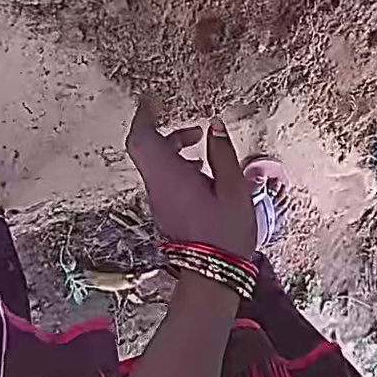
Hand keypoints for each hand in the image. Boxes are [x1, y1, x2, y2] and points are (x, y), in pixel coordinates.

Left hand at [125, 98, 254, 258]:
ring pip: (155, 163)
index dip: (143, 115)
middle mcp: (157, 185)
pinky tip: (202, 174)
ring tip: (203, 149)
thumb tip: (214, 125)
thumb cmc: (225, 233)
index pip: (142, 138)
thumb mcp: (233, 189)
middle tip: (191, 129)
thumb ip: (222, 154)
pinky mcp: (164, 209)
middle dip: (164, 131)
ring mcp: (157, 199)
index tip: (151, 101)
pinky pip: (162, 178)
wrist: (213, 275)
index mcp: (170, 176)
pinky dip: (176, 166)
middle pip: (145, 148)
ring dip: (174, 149)